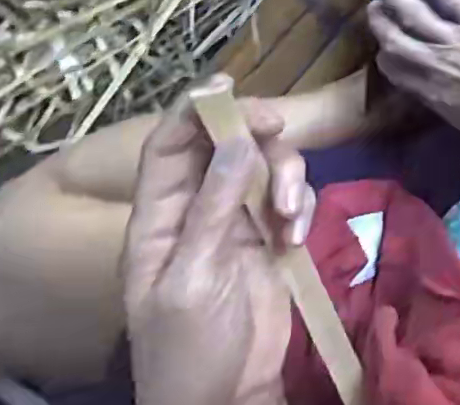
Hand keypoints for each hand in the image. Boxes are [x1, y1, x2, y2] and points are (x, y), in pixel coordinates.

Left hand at [122, 91, 308, 404]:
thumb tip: (239, 141)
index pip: (170, 148)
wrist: (228, 396)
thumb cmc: (189, 347)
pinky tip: (296, 237)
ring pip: (268, 164)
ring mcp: (238, 219)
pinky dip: (300, 205)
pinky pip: (292, 194)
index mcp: (159, 219)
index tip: (229, 86)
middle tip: (279, 133)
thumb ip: (215, 207)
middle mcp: (199, 208)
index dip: (195, 112)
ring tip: (288, 219)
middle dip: (257, 136)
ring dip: (286, 179)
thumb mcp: (194, 278)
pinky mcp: (273, 232)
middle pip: (229, 144)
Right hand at [367, 0, 459, 160]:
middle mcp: (436, 65)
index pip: (400, 74)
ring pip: (416, 13)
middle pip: (399, 41)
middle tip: (372, 9)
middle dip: (382, 24)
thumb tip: (457, 99)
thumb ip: (458, 106)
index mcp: (435, 95)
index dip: (388, 59)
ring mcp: (456, 39)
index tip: (382, 50)